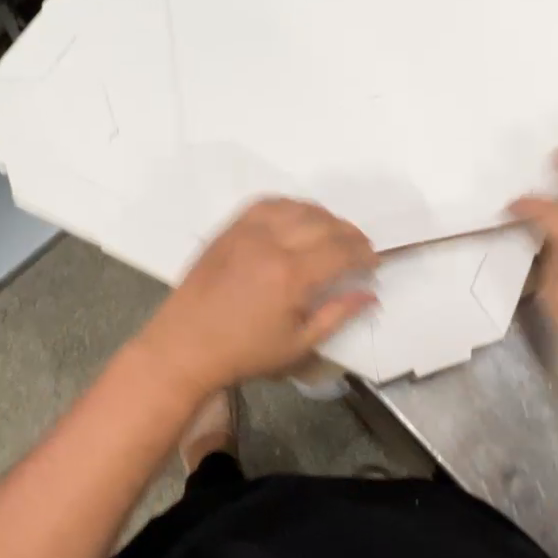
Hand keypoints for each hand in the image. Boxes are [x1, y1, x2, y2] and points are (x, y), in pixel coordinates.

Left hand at [131, 198, 377, 395]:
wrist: (184, 347)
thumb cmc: (244, 353)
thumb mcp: (298, 345)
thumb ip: (337, 315)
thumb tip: (369, 294)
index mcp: (291, 276)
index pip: (341, 251)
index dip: (364, 253)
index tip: (374, 261)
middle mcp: (271, 244)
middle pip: (324, 223)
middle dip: (349, 233)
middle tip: (359, 248)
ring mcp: (247, 232)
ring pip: (297, 207)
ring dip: (322, 216)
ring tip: (332, 233)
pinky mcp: (229, 229)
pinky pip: (266, 203)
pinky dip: (289, 206)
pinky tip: (297, 219)